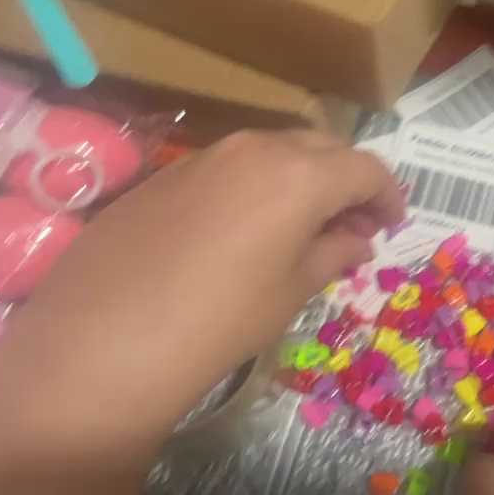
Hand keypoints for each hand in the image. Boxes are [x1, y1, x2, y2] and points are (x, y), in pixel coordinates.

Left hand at [0, 130, 403, 448]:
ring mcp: (204, 157)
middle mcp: (254, 149)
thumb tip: (355, 238)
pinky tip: (246, 232)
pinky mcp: (164, 177)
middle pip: (322, 149)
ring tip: (303, 229)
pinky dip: (256, 189)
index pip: (366, 168)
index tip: (393, 224)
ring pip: (273, 153)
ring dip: (302, 181)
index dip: (388, 195)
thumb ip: (334, 252)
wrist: (100, 345)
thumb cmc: (220, 321)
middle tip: (354, 226)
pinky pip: (230, 169)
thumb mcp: (292, 290)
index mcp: (300, 173)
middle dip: (347, 181)